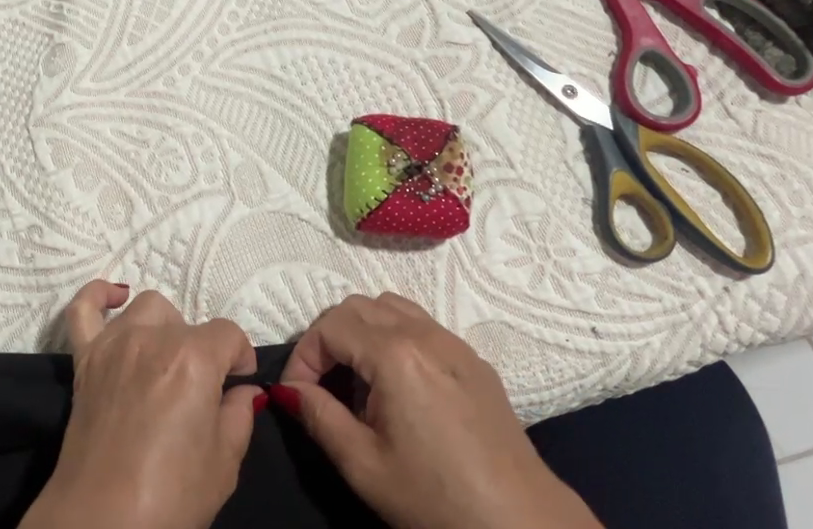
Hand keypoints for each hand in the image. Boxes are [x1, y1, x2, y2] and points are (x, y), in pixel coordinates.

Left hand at [19, 281, 263, 528]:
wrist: (102, 520)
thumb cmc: (172, 496)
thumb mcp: (225, 462)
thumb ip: (239, 415)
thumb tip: (243, 390)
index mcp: (194, 358)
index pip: (229, 334)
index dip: (240, 357)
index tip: (238, 382)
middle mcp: (153, 338)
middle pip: (187, 322)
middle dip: (202, 350)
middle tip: (200, 390)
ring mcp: (114, 344)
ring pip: (146, 308)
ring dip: (163, 326)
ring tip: (167, 360)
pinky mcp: (84, 358)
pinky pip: (83, 308)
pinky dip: (98, 295)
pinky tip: (114, 297)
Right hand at [275, 293, 600, 528]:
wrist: (523, 526)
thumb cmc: (437, 498)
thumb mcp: (363, 465)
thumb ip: (318, 416)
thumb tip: (289, 389)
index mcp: (395, 354)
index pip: (329, 327)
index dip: (303, 356)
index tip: (297, 394)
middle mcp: (425, 333)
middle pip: (358, 306)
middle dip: (329, 337)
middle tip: (320, 383)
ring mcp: (455, 344)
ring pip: (391, 307)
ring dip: (362, 331)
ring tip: (356, 379)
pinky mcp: (475, 362)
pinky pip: (422, 326)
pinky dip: (395, 337)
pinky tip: (398, 386)